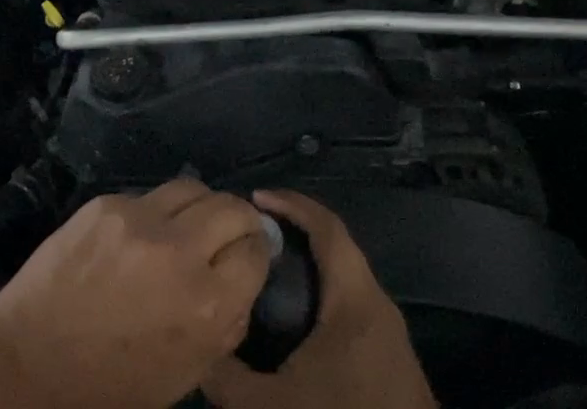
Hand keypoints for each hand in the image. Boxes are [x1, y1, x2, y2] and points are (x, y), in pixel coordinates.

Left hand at [0, 179, 272, 407]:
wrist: (27, 361)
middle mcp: (180, 250)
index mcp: (207, 303)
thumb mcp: (186, 373)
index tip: (248, 256)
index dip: (256, 253)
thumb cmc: (111, 384)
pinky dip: (154, 213)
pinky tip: (140, 236)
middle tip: (231, 231)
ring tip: (191, 223)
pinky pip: (147, 197)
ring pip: (192, 187)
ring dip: (201, 205)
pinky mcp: (105, 205)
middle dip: (239, 219)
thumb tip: (243, 283)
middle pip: (232, 208)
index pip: (256, 251)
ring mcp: (138, 220)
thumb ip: (224, 325)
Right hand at [203, 190, 435, 408]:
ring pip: (345, 278)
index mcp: (355, 301)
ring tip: (266, 270)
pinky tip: (293, 318)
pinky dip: (321, 294)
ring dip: (309, 264)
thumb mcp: (271, 407)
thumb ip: (227, 378)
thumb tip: (197, 353)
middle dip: (295, 231)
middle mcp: (378, 306)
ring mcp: (388, 332)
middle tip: (251, 234)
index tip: (254, 198)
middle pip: (336, 247)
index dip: (291, 204)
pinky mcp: (390, 357)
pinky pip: (351, 305)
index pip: (327, 228)